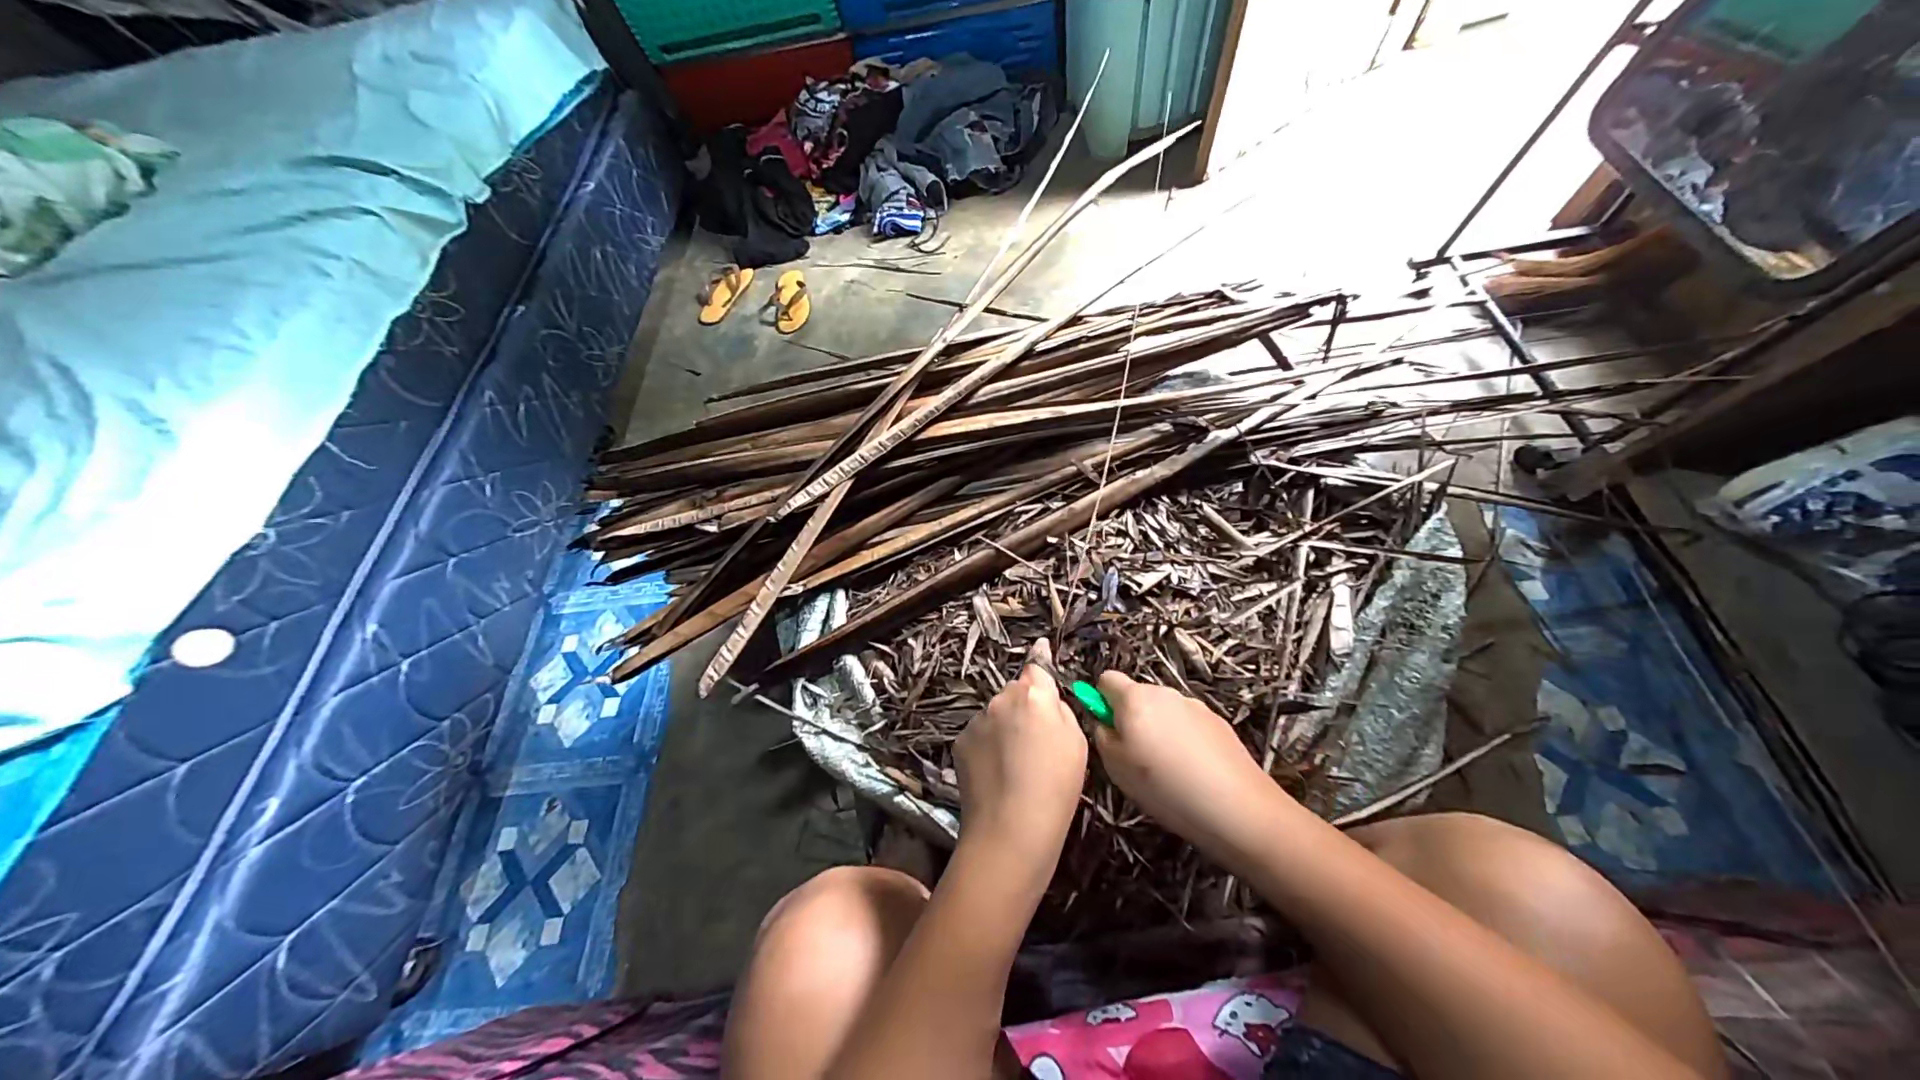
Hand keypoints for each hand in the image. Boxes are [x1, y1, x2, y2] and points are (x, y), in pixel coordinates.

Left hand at [953, 639, 1087, 851]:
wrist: (1011, 828)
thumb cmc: (1056, 786)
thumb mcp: (1078, 744)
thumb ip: (1060, 711)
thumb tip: (1046, 701)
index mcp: (1034, 695)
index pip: (1036, 667)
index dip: (1041, 667)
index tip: (1042, 657)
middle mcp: (1001, 699)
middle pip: (1015, 693)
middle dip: (1024, 707)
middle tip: (1036, 741)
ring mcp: (977, 720)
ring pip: (995, 715)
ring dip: (1004, 728)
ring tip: (1015, 764)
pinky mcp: (960, 742)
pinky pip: (980, 735)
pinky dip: (988, 747)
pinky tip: (997, 774)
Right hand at [1092, 672, 1293, 860]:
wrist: (1235, 806)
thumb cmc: (1164, 786)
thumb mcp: (1115, 767)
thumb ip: (1102, 736)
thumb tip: (1104, 722)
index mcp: (1134, 698)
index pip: (1106, 679)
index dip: (1101, 701)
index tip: (1108, 729)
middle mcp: (1164, 693)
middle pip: (1137, 696)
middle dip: (1132, 718)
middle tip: (1135, 757)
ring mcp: (1195, 706)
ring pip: (1164, 712)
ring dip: (1159, 730)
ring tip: (1167, 770)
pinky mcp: (1218, 723)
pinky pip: (1188, 725)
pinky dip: (1184, 740)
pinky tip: (1192, 772)